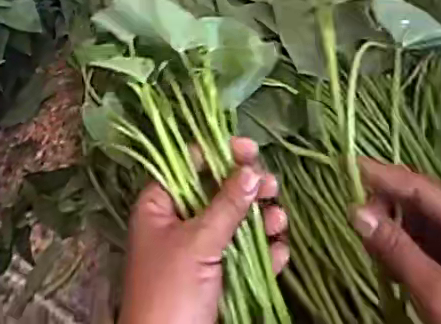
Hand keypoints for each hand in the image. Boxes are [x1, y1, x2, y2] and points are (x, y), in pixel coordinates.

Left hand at [119, 137, 288, 323]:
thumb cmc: (171, 291)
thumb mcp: (198, 242)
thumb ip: (225, 205)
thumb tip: (251, 170)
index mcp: (160, 203)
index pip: (189, 163)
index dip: (219, 152)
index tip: (250, 150)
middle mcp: (177, 221)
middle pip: (216, 191)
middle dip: (246, 187)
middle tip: (273, 185)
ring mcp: (197, 252)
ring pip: (233, 224)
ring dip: (259, 219)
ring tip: (280, 221)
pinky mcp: (215, 281)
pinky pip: (242, 257)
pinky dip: (263, 253)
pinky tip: (281, 252)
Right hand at [351, 159, 440, 323]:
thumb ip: (399, 253)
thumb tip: (355, 211)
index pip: (430, 192)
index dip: (389, 177)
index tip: (351, 164)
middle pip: (428, 205)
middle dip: (391, 203)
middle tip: (355, 209)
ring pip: (426, 227)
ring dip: (395, 227)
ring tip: (367, 234)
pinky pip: (431, 250)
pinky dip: (406, 250)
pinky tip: (386, 257)